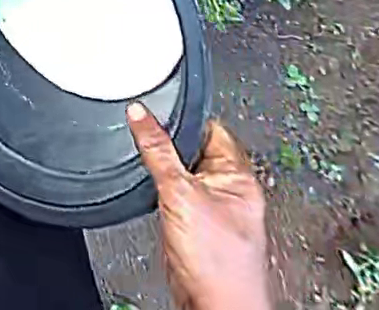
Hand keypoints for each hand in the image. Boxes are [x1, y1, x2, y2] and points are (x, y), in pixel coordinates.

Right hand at [128, 103, 270, 309]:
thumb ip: (157, 149)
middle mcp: (232, 191)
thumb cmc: (217, 264)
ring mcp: (217, 212)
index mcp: (238, 174)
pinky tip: (160, 203)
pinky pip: (181, 199)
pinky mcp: (202, 230)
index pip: (210, 127)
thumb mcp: (178, 192)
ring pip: (186, 175)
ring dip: (169, 176)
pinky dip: (168, 198)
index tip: (160, 114)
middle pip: (195, 150)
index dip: (183, 119)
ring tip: (160, 182)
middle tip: (156, 150)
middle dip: (173, 149)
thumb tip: (140, 114)